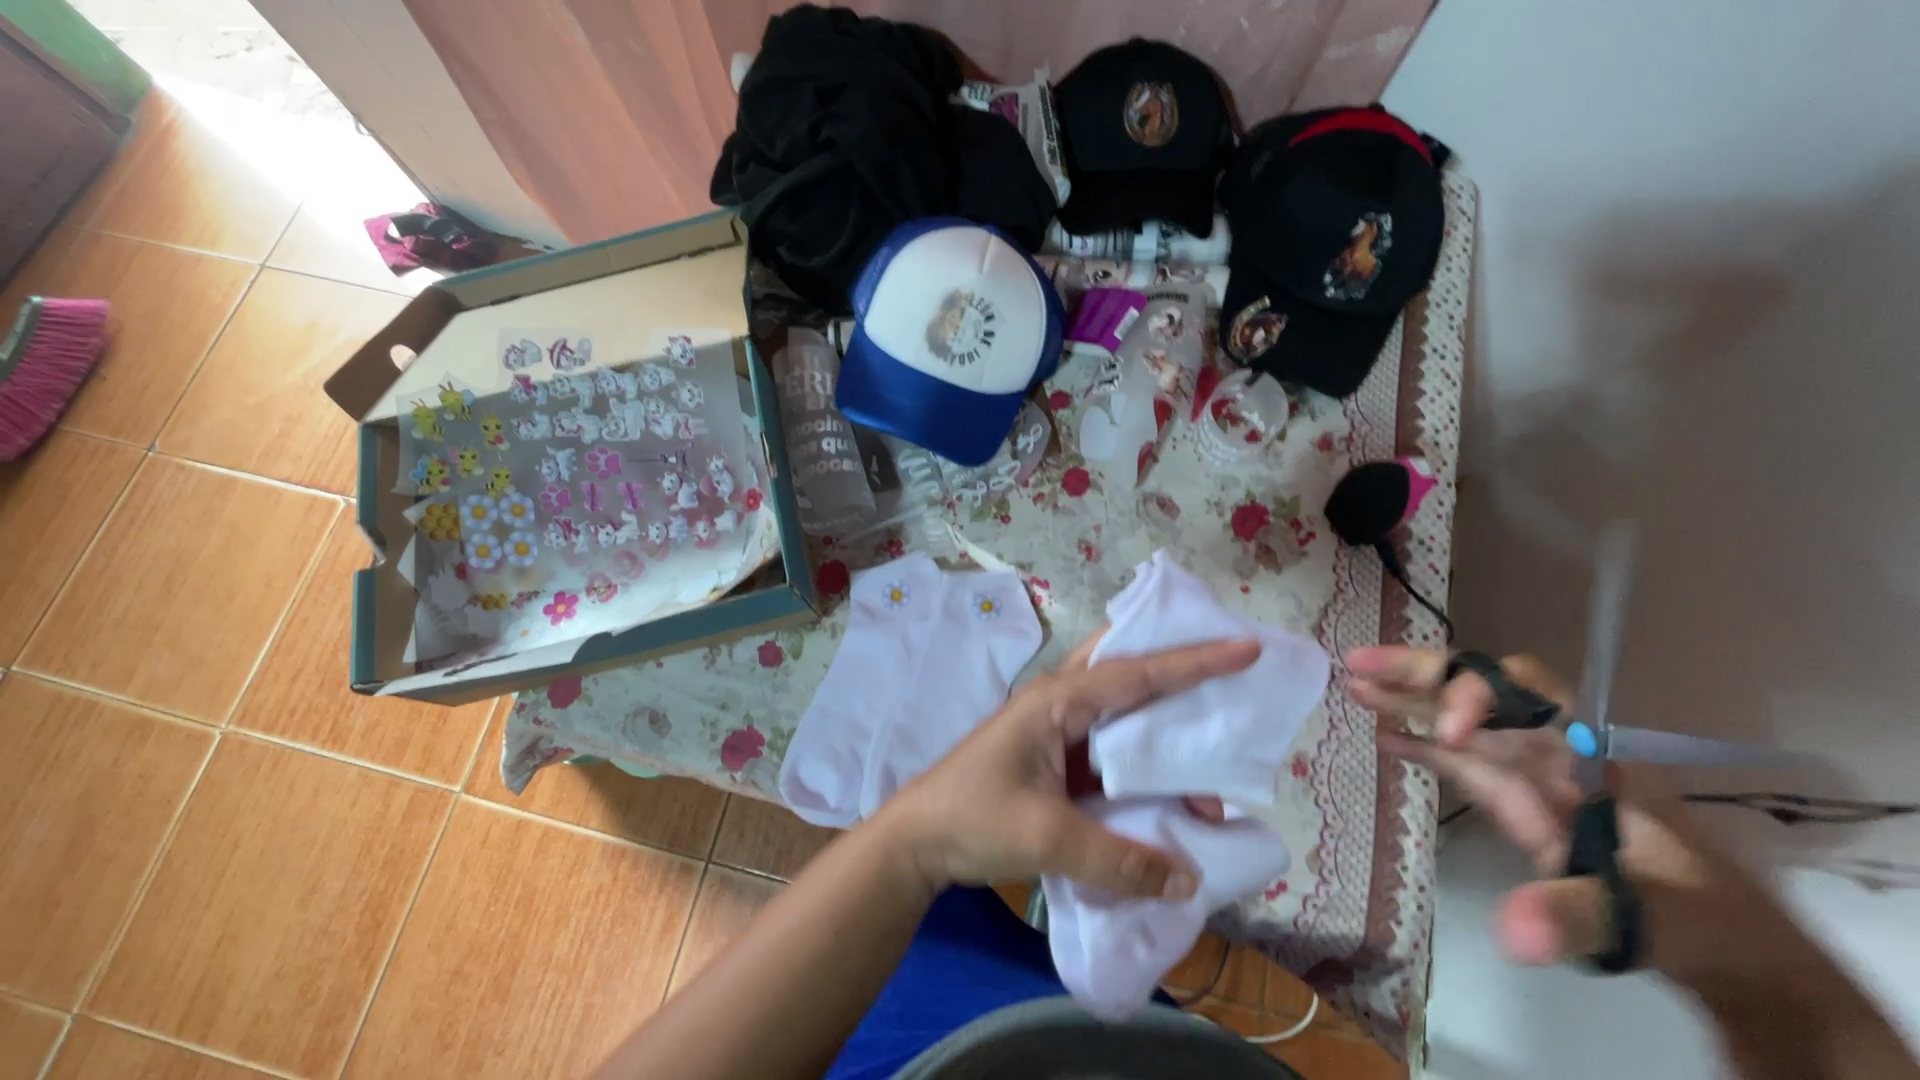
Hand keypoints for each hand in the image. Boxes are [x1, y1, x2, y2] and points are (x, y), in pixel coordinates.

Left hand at [878, 631, 1261, 901]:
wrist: (916, 843)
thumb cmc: (973, 820)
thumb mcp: (1047, 839)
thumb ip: (1119, 861)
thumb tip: (1187, 880)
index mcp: (1057, 701)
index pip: (1137, 673)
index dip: (1195, 661)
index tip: (1247, 648)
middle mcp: (1062, 706)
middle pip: (1133, 679)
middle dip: (1184, 680)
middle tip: (1237, 684)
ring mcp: (1059, 735)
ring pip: (1128, 721)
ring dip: (1169, 740)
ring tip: (1216, 772)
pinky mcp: (1059, 766)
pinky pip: (1115, 756)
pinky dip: (1148, 769)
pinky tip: (1177, 797)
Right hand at [1347, 646, 1770, 974]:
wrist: (1725, 949)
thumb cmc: (1698, 923)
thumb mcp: (1645, 920)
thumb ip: (1578, 914)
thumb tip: (1511, 933)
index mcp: (1593, 758)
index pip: (1531, 699)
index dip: (1481, 698)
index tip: (1447, 732)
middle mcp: (1558, 754)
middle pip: (1487, 694)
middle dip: (1427, 675)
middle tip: (1362, 664)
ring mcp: (1535, 777)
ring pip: (1466, 722)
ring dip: (1411, 700)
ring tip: (1356, 686)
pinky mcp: (1518, 803)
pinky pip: (1463, 761)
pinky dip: (1423, 745)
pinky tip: (1385, 736)